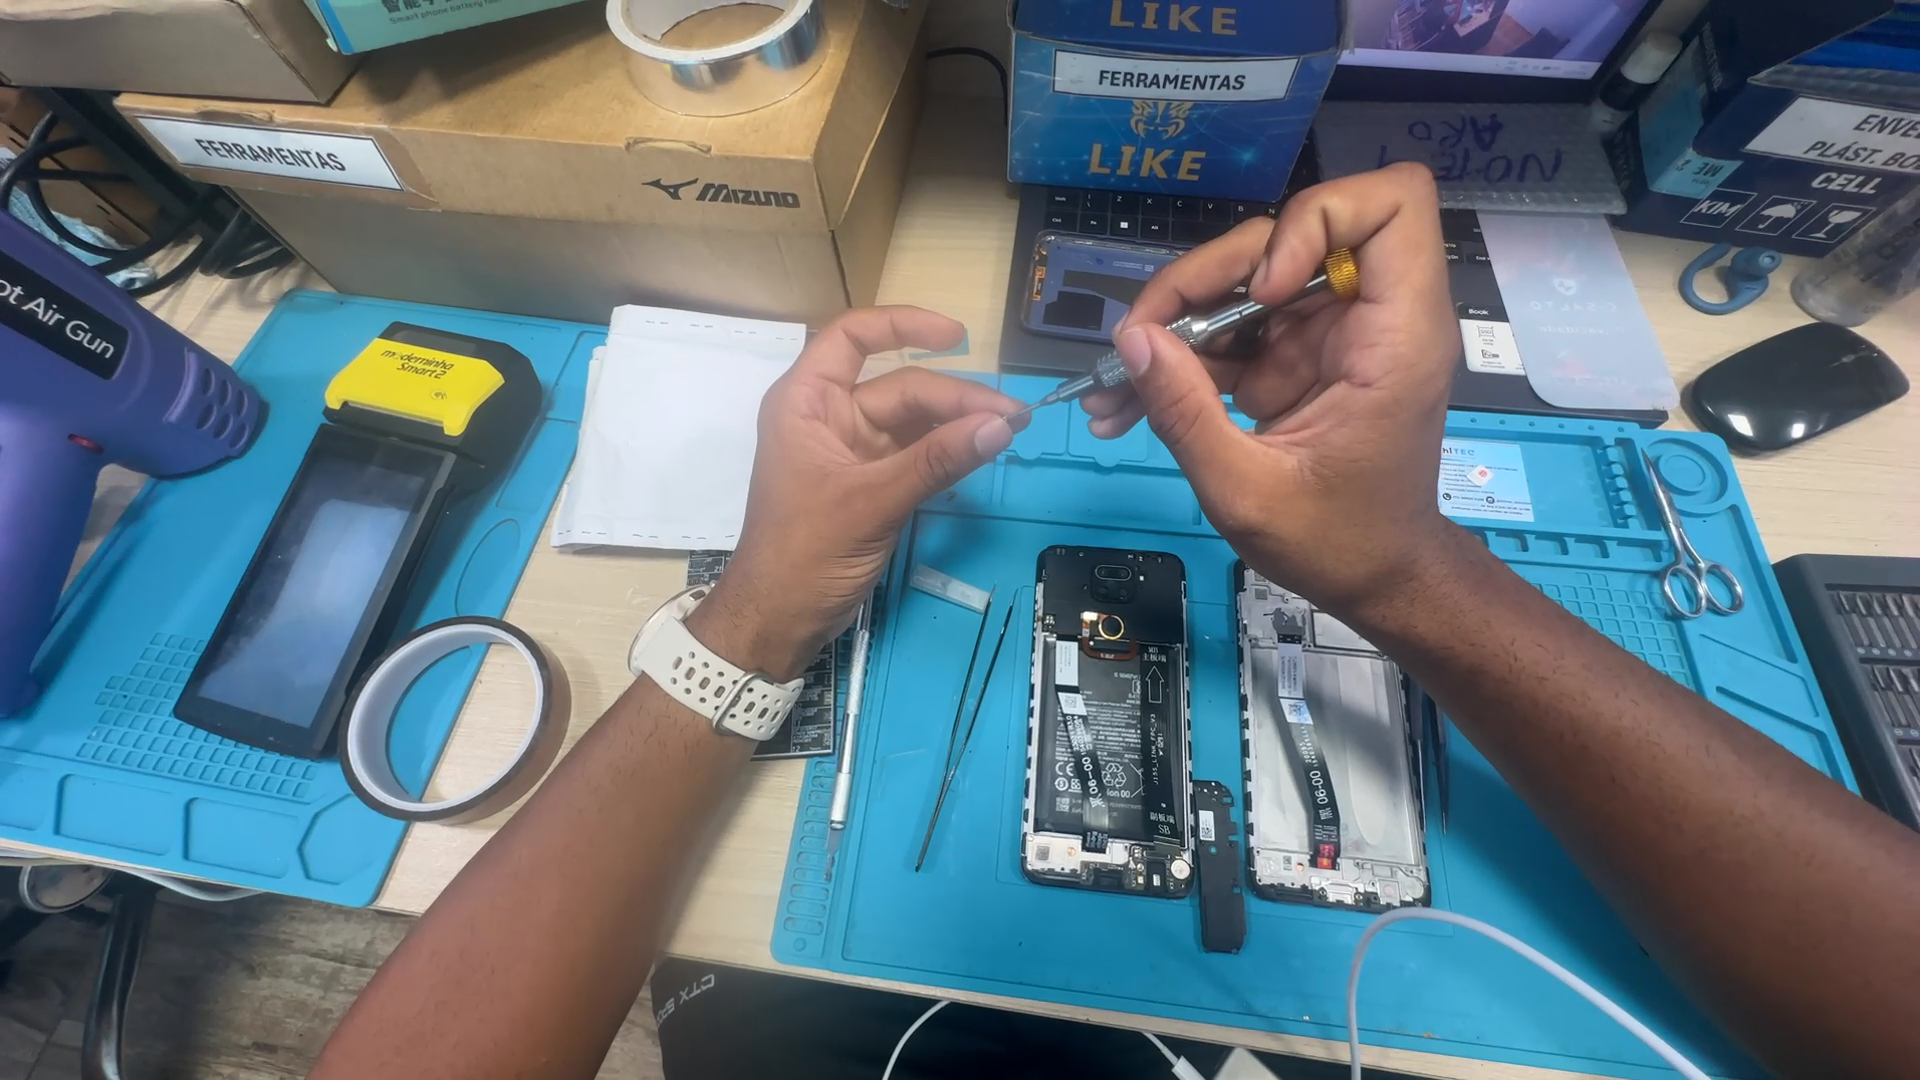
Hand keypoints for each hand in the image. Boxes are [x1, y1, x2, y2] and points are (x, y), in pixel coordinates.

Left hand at [687, 307, 1020, 678]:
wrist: (780, 619)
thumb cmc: (805, 554)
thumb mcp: (871, 501)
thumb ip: (936, 461)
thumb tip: (1000, 425)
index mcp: (807, 402)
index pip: (853, 337)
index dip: (904, 325)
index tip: (959, 336)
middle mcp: (830, 417)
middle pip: (900, 386)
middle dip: (956, 398)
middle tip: (1012, 417)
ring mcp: (853, 452)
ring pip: (914, 422)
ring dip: (959, 425)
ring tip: (1009, 430)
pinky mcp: (871, 483)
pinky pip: (916, 455)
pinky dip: (947, 452)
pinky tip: (981, 451)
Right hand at [1082, 164, 1458, 613]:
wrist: (1369, 577)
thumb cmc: (1332, 543)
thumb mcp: (1244, 490)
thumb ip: (1186, 412)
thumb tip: (1132, 339)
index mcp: (1392, 337)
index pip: (1386, 205)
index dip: (1312, 224)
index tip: (1261, 294)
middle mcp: (1361, 318)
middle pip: (1280, 238)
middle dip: (1199, 282)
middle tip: (1138, 339)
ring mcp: (1320, 337)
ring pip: (1238, 284)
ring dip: (1171, 326)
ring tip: (1113, 388)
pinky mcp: (1288, 361)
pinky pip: (1225, 335)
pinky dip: (1176, 364)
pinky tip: (1127, 406)